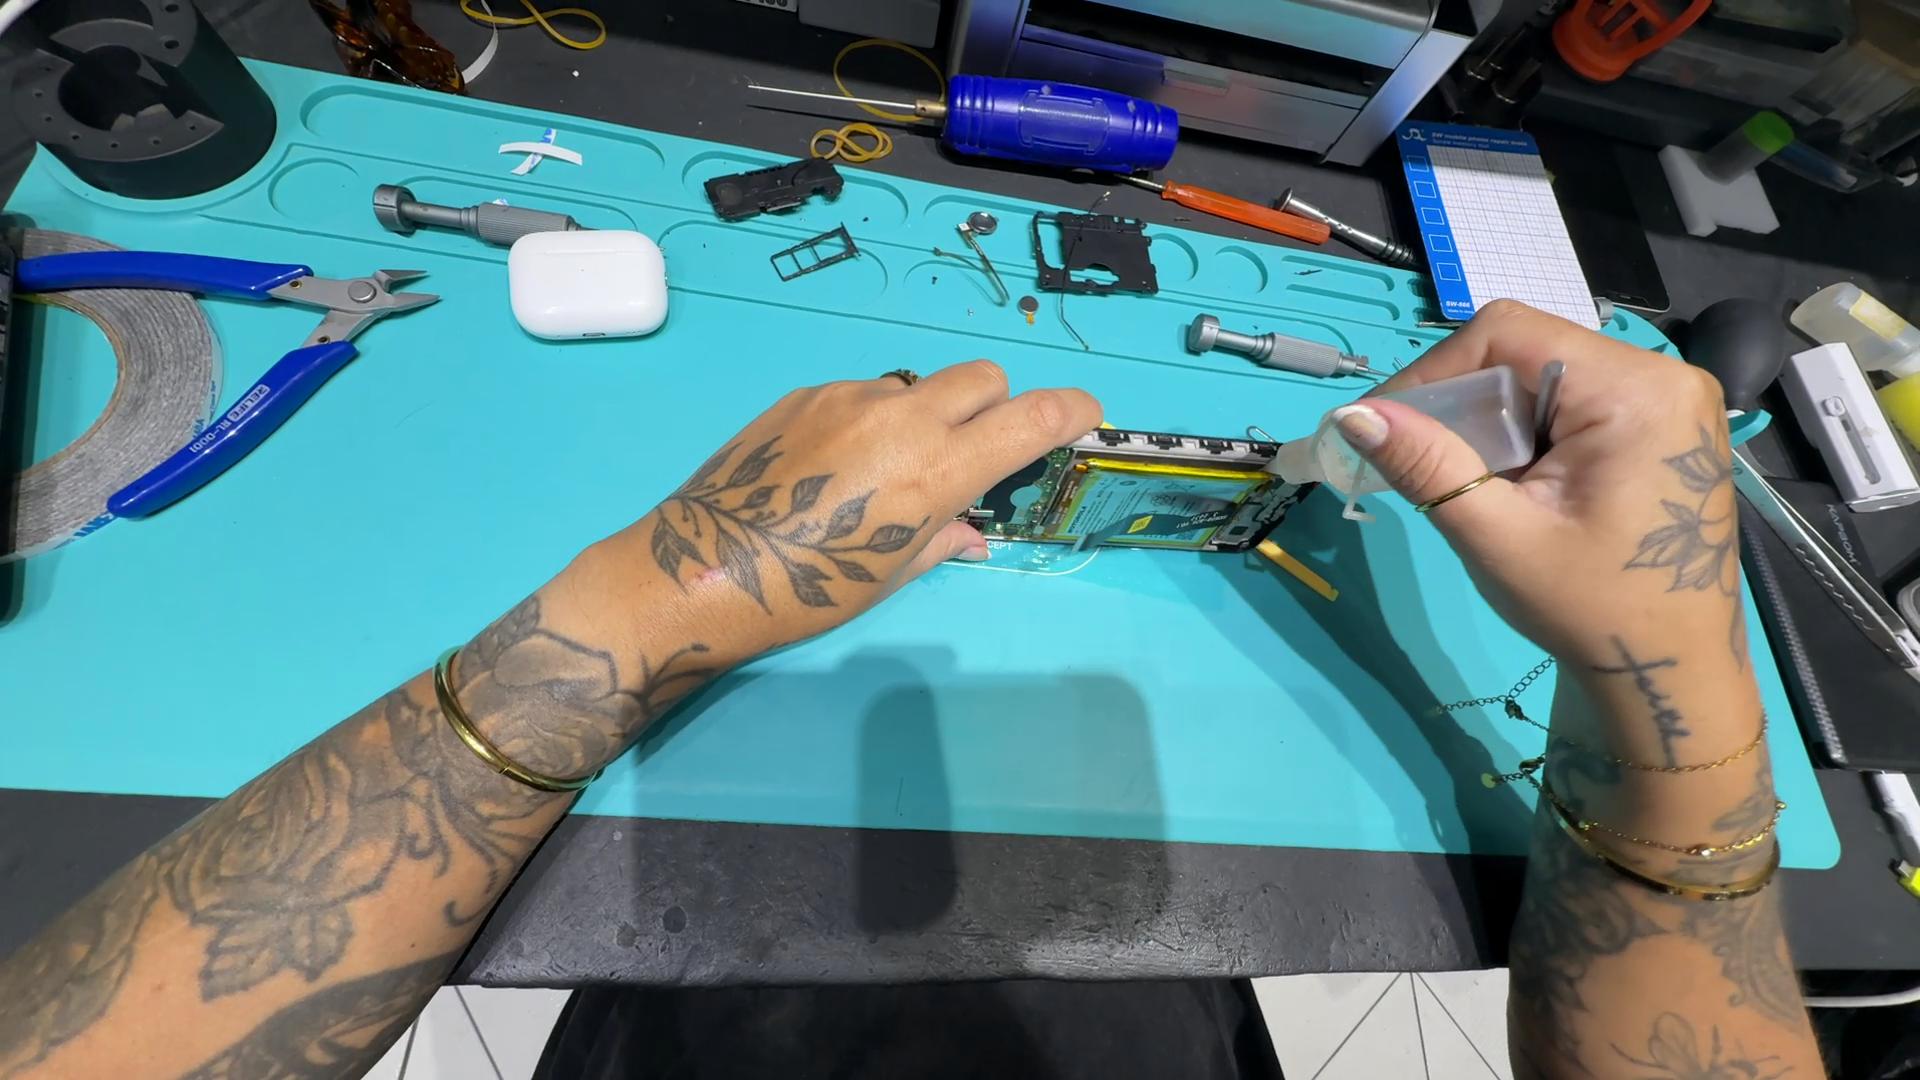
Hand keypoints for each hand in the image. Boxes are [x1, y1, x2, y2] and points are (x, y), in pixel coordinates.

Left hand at [579, 361, 1102, 665]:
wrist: (700, 567)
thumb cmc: (809, 590)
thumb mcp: (891, 575)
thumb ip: (944, 538)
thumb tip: (972, 532)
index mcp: (936, 470)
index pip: (1030, 419)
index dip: (1070, 410)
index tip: (1084, 414)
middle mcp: (902, 417)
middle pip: (983, 377)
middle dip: (995, 407)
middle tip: (971, 451)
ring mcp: (850, 395)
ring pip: (920, 385)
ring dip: (929, 414)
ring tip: (885, 466)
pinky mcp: (807, 391)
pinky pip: (866, 392)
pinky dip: (876, 418)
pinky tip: (836, 461)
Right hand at [1330, 301, 1743, 675]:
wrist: (1663, 665)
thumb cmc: (1586, 605)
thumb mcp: (1493, 534)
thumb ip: (1424, 465)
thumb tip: (1350, 415)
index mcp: (1635, 392)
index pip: (1505, 333)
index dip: (1430, 372)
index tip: (1384, 427)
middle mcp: (1659, 376)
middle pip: (1519, 349)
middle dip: (1453, 400)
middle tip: (1414, 459)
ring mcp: (1659, 399)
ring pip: (1531, 373)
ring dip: (1476, 418)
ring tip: (1456, 475)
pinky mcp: (1648, 424)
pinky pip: (1556, 399)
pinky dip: (1507, 430)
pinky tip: (1498, 477)